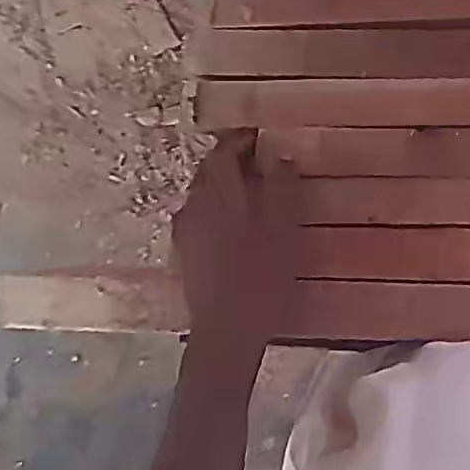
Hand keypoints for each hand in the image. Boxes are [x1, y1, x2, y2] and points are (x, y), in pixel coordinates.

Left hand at [172, 132, 303, 346]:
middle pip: (208, 170)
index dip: (241, 140)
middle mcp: (196, 207)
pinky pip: (198, 212)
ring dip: (223, 181)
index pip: (223, 154)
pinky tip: (232, 219)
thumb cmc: (261, 280)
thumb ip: (282, 191)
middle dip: (231, 159)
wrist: (226, 332)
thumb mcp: (284, 233)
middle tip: (260, 159)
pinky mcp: (185, 250)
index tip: (262, 137)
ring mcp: (187, 230)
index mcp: (221, 198)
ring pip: (201, 191)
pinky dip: (215, 204)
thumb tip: (281, 157)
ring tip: (251, 186)